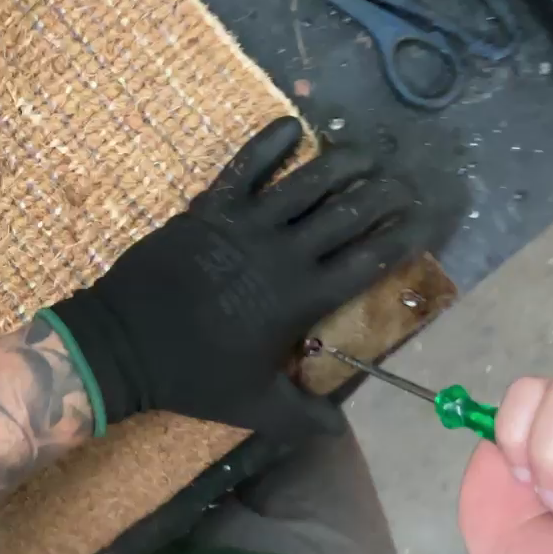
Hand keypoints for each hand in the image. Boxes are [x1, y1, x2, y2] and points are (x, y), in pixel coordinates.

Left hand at [46, 117, 447, 436]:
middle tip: (406, 180)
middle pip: (347, 213)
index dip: (403, 236)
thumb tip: (343, 429)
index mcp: (301, 299)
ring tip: (366, 151)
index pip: (367, 260)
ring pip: (306, 183)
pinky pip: (245, 166)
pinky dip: (268, 143)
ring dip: (341, 163)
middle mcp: (283, 252)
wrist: (125, 342)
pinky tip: (291, 124)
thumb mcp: (255, 408)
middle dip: (384, 194)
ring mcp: (246, 224)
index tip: (427, 218)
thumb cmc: (193, 373)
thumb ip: (305, 417)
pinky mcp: (211, 206)